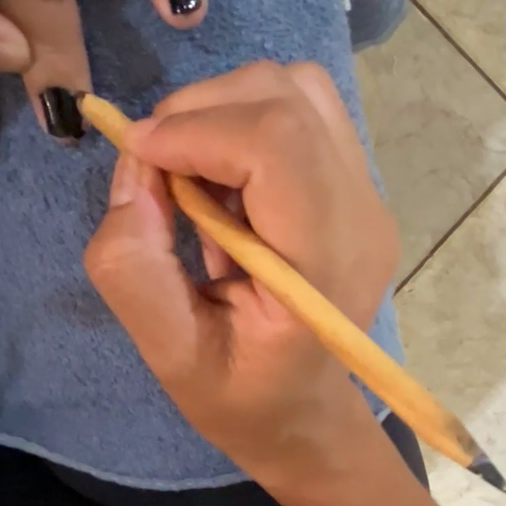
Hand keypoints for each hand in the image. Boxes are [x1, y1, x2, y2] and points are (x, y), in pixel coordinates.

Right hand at [83, 63, 402, 484]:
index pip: (277, 142)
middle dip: (203, 112)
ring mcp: (370, 199)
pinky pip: (303, 115)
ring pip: (298, 91)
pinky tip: (228, 184)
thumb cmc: (243, 398)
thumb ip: (134, 267)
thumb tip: (137, 166)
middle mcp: (363, 218)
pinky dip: (248, 125)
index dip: (195, 128)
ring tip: (196, 181)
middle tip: (159, 170)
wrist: (304, 414)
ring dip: (226, 113)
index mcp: (325, 267)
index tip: (138, 156)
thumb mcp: (171, 354)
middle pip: (288, 97)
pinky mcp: (359, 190)